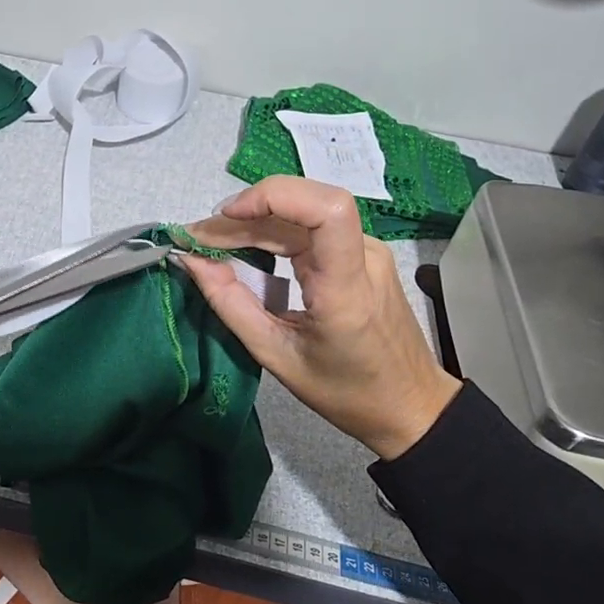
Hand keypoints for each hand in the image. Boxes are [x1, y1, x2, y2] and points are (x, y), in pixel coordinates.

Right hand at [178, 176, 460, 460]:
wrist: (412, 406)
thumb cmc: (348, 392)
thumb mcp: (278, 357)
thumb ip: (231, 305)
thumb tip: (191, 261)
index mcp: (347, 288)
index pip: (326, 210)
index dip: (274, 197)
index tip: (227, 216)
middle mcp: (364, 257)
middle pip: (301, 206)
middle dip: (241, 215)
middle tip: (195, 240)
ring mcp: (367, 251)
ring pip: (302, 213)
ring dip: (252, 221)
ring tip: (209, 242)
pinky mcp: (361, 253)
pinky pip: (311, 229)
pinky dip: (271, 232)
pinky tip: (242, 247)